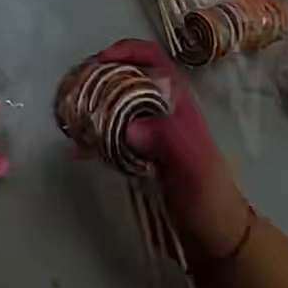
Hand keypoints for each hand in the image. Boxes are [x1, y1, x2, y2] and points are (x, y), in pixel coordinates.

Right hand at [97, 39, 252, 258]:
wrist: (217, 236)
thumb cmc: (208, 195)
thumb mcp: (192, 162)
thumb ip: (166, 137)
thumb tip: (129, 125)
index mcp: (178, 101)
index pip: (154, 59)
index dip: (129, 51)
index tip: (101, 59)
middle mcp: (163, 110)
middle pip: (131, 77)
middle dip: (103, 77)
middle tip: (76, 88)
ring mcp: (152, 132)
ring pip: (120, 105)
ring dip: (95, 105)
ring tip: (71, 116)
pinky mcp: (143, 156)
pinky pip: (114, 136)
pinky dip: (95, 137)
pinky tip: (78, 150)